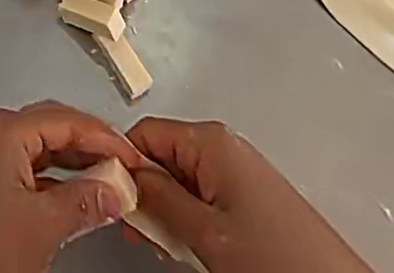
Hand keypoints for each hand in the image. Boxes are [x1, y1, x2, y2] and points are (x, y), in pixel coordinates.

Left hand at [0, 101, 146, 272]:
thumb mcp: (41, 225)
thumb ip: (83, 202)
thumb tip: (112, 189)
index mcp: (8, 131)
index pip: (68, 120)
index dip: (105, 137)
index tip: (131, 156)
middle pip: (57, 125)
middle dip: (93, 143)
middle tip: (124, 164)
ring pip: (48, 146)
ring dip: (80, 161)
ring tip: (110, 181)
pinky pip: (38, 166)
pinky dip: (63, 177)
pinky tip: (81, 195)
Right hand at [127, 117, 371, 272]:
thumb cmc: (278, 261)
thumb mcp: (205, 232)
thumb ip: (159, 197)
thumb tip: (125, 175)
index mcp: (210, 141)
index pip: (143, 133)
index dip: (123, 163)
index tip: (114, 197)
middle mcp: (223, 147)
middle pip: (162, 155)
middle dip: (146, 191)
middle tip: (140, 231)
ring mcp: (239, 173)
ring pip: (180, 180)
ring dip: (166, 210)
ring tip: (165, 245)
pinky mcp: (251, 199)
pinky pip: (203, 196)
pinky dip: (188, 218)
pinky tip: (189, 246)